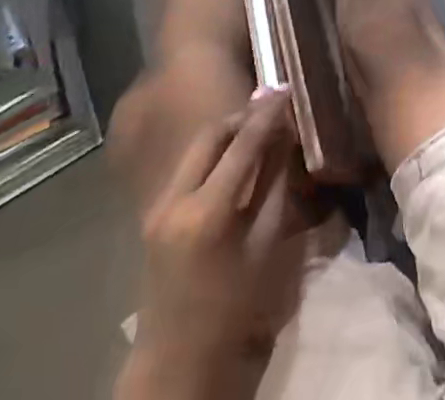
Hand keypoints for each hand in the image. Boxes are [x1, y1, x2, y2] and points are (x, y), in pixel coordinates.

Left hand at [137, 87, 303, 358]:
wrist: (180, 356)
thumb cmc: (236, 305)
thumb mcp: (266, 244)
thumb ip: (277, 186)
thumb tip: (290, 140)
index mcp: (206, 211)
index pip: (242, 144)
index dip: (267, 114)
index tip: (287, 88)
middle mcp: (174, 200)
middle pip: (209, 136)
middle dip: (242, 115)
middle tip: (274, 104)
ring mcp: (158, 208)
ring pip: (196, 149)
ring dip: (227, 132)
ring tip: (260, 124)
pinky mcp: (154, 216)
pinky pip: (189, 168)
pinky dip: (215, 153)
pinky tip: (238, 156)